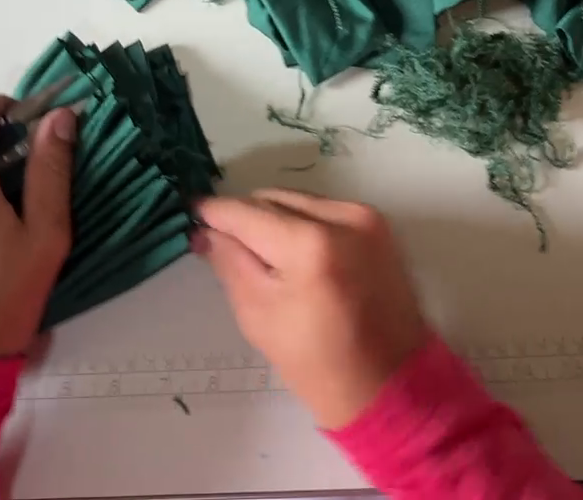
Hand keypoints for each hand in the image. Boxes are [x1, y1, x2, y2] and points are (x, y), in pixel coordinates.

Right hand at [193, 188, 427, 428]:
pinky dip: (302, 222)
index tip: (192, 212)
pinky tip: (294, 253)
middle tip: (223, 242)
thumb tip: (204, 229)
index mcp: (310, 244)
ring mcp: (364, 216)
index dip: (214, 211)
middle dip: (245, 217)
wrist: (390, 385)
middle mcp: (341, 216)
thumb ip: (229, 261)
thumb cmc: (317, 362)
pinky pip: (322, 208)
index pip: (247, 212)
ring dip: (273, 217)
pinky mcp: (376, 222)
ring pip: (297, 199)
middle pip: (272, 198)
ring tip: (261, 252)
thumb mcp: (258, 315)